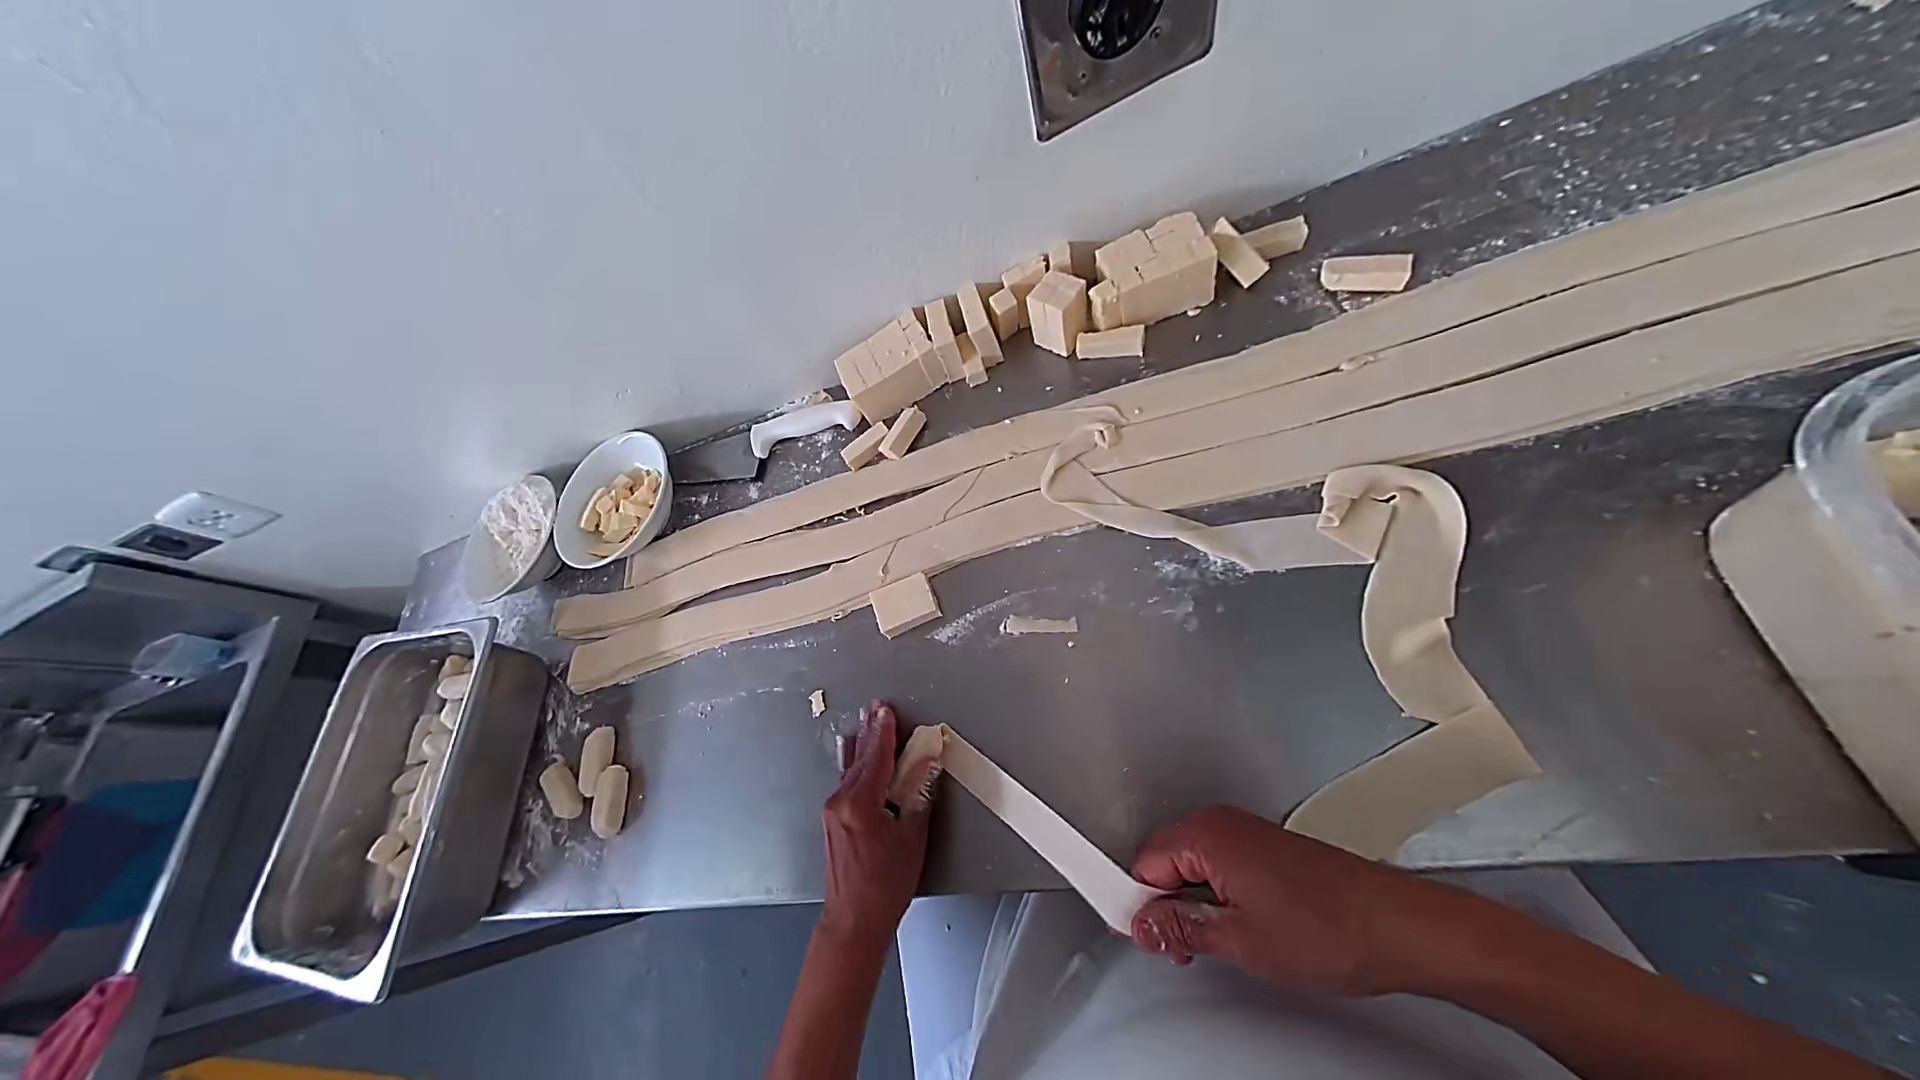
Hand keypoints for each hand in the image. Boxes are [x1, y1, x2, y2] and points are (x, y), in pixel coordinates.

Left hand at [818, 701, 939, 941]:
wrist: (854, 921)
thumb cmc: (883, 887)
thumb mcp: (913, 838)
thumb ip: (919, 796)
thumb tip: (926, 767)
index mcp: (859, 804)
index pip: (877, 756)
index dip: (885, 731)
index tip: (887, 711)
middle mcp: (840, 802)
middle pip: (861, 757)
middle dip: (873, 732)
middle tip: (880, 709)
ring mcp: (832, 810)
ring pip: (851, 768)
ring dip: (866, 747)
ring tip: (874, 726)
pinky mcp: (832, 819)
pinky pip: (847, 782)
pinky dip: (860, 766)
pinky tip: (867, 761)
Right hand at [1128, 805, 1459, 996]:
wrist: (1400, 927)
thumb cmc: (1334, 925)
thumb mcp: (1241, 940)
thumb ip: (1180, 928)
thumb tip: (1145, 923)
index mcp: (1208, 834)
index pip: (1143, 862)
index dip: (1133, 902)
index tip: (1131, 929)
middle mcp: (1223, 823)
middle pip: (1163, 860)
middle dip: (1162, 904)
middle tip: (1175, 946)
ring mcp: (1244, 832)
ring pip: (1189, 864)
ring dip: (1188, 902)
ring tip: (1212, 942)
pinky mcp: (1262, 846)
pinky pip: (1215, 863)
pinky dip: (1212, 893)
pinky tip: (1232, 925)